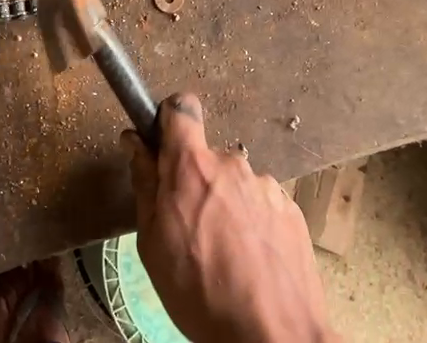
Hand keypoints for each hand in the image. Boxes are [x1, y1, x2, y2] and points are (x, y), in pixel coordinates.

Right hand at [127, 95, 339, 342]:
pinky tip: (252, 261)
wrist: (273, 337)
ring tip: (226, 254)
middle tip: (191, 228)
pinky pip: (262, 205)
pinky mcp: (292, 211)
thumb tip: (134, 141)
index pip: (181, 108)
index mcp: (191, 167)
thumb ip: (145, 184)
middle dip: (197, 182)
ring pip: (236, 184)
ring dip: (227, 206)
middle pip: (208, 158)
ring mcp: (267, 187)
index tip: (163, 145)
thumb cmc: (199, 293)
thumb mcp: (152, 243)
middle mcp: (232, 165)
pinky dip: (254, 224)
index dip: (170, 120)